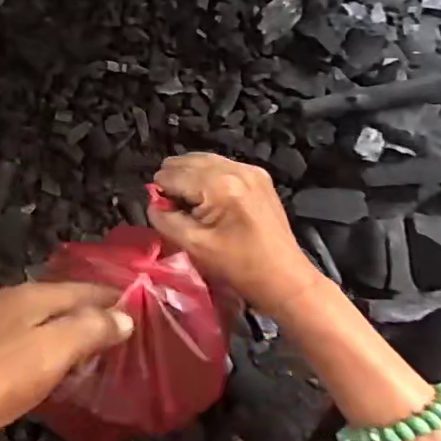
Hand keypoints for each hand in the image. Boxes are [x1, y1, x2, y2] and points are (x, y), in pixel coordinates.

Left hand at [0, 282, 132, 440]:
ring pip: (49, 320)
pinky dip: (57, 347)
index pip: (81, 287)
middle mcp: (12, 301)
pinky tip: (66, 365)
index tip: (148, 307)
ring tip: (109, 349)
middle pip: (64, 300)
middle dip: (97, 312)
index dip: (113, 296)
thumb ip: (87, 329)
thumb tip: (123, 315)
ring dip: (77, 330)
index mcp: (29, 295)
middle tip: (136, 332)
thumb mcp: (51, 352)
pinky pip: (35, 339)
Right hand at [150, 152, 324, 315]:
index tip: (173, 216)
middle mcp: (234, 169)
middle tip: (183, 211)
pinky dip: (206, 178)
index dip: (163, 195)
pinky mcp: (257, 175)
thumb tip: (155, 200)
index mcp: (218, 185)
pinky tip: (214, 200)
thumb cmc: (238, 266)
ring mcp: (249, 169)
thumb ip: (161, 217)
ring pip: (198, 160)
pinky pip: (217, 165)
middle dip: (175, 184)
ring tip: (197, 205)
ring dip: (189, 179)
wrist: (285, 279)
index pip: (168, 175)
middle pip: (181, 161)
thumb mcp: (190, 244)